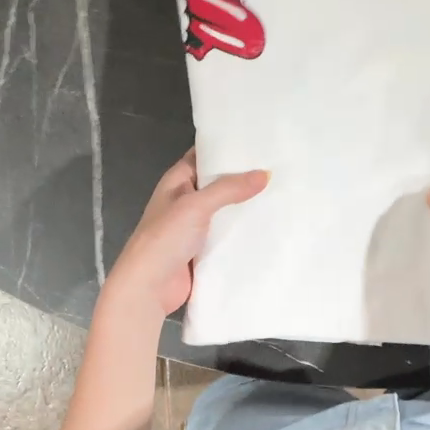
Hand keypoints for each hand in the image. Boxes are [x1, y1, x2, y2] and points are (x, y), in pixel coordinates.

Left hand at [103, 150, 269, 319]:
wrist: (148, 288)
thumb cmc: (165, 239)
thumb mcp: (196, 205)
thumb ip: (229, 189)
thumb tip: (264, 175)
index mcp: (176, 182)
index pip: (204, 156)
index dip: (227, 148)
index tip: (260, 141)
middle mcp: (185, 202)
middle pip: (218, 186)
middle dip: (243, 180)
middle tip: (280, 169)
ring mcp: (193, 229)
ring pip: (224, 213)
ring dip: (245, 209)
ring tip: (281, 196)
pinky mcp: (202, 252)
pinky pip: (226, 238)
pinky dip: (242, 234)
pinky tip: (268, 229)